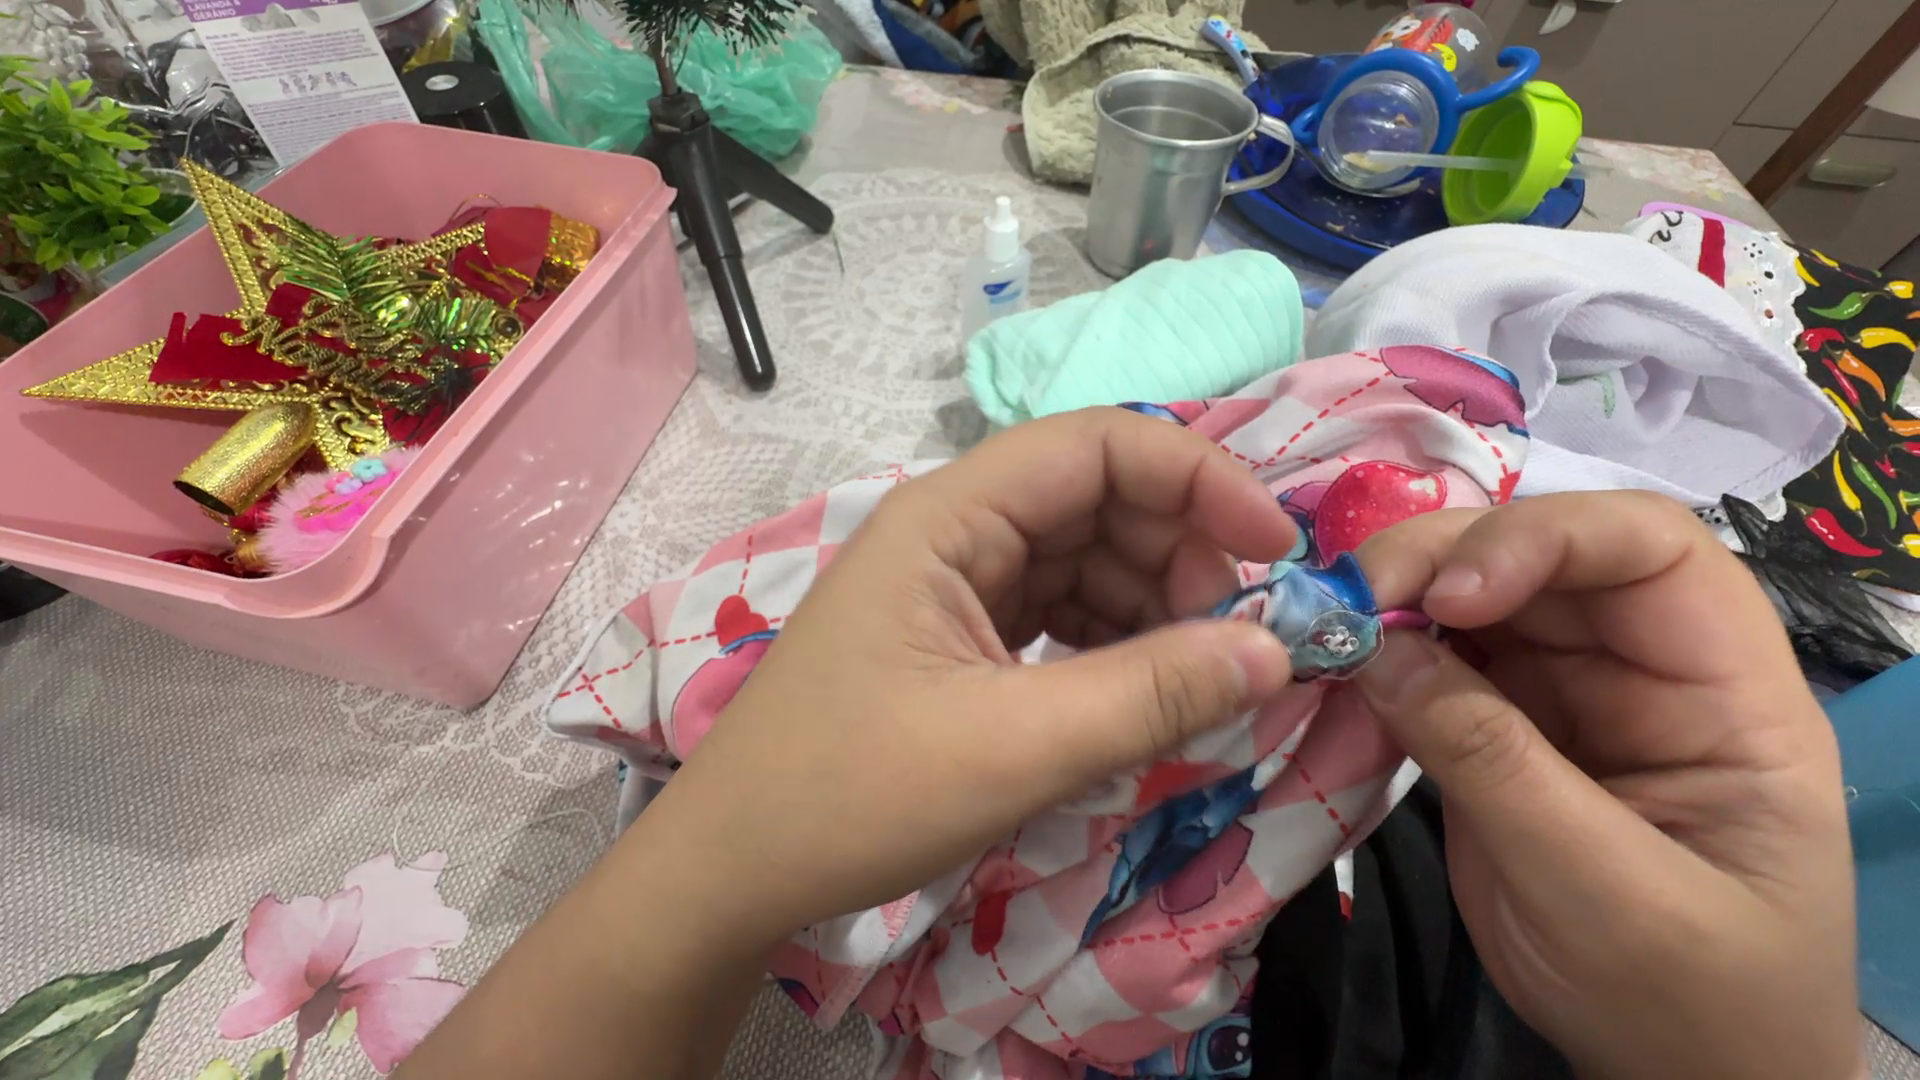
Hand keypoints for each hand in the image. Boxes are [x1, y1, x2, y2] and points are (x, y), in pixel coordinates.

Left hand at [630, 407, 1298, 946]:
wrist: (737, 866)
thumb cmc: (853, 794)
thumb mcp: (1013, 747)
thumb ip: (1150, 695)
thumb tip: (1275, 651)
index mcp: (949, 517)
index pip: (1096, 444)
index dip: (1197, 478)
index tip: (1274, 549)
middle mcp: (954, 530)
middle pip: (1098, 499)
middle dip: (1180, 554)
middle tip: (1237, 640)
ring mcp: (955, 583)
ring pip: (1085, 560)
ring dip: (1153, 606)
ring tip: (1196, 678)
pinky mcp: (960, 635)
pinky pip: (1059, 613)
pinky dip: (1113, 643)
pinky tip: (1142, 690)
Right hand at [1352, 492, 1858, 1079]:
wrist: (1661, 1069)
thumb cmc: (1681, 995)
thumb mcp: (1599, 888)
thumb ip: (1489, 761)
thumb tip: (1374, 651)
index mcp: (1720, 688)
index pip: (1644, 547)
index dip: (1540, 540)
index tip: (1447, 599)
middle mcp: (1632, 663)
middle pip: (1530, 556)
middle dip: (1430, 563)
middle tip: (1344, 606)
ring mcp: (1554, 688)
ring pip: (1461, 597)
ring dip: (1387, 604)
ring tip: (1324, 634)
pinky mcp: (1487, 718)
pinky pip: (1422, 657)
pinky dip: (1371, 654)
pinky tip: (1332, 669)